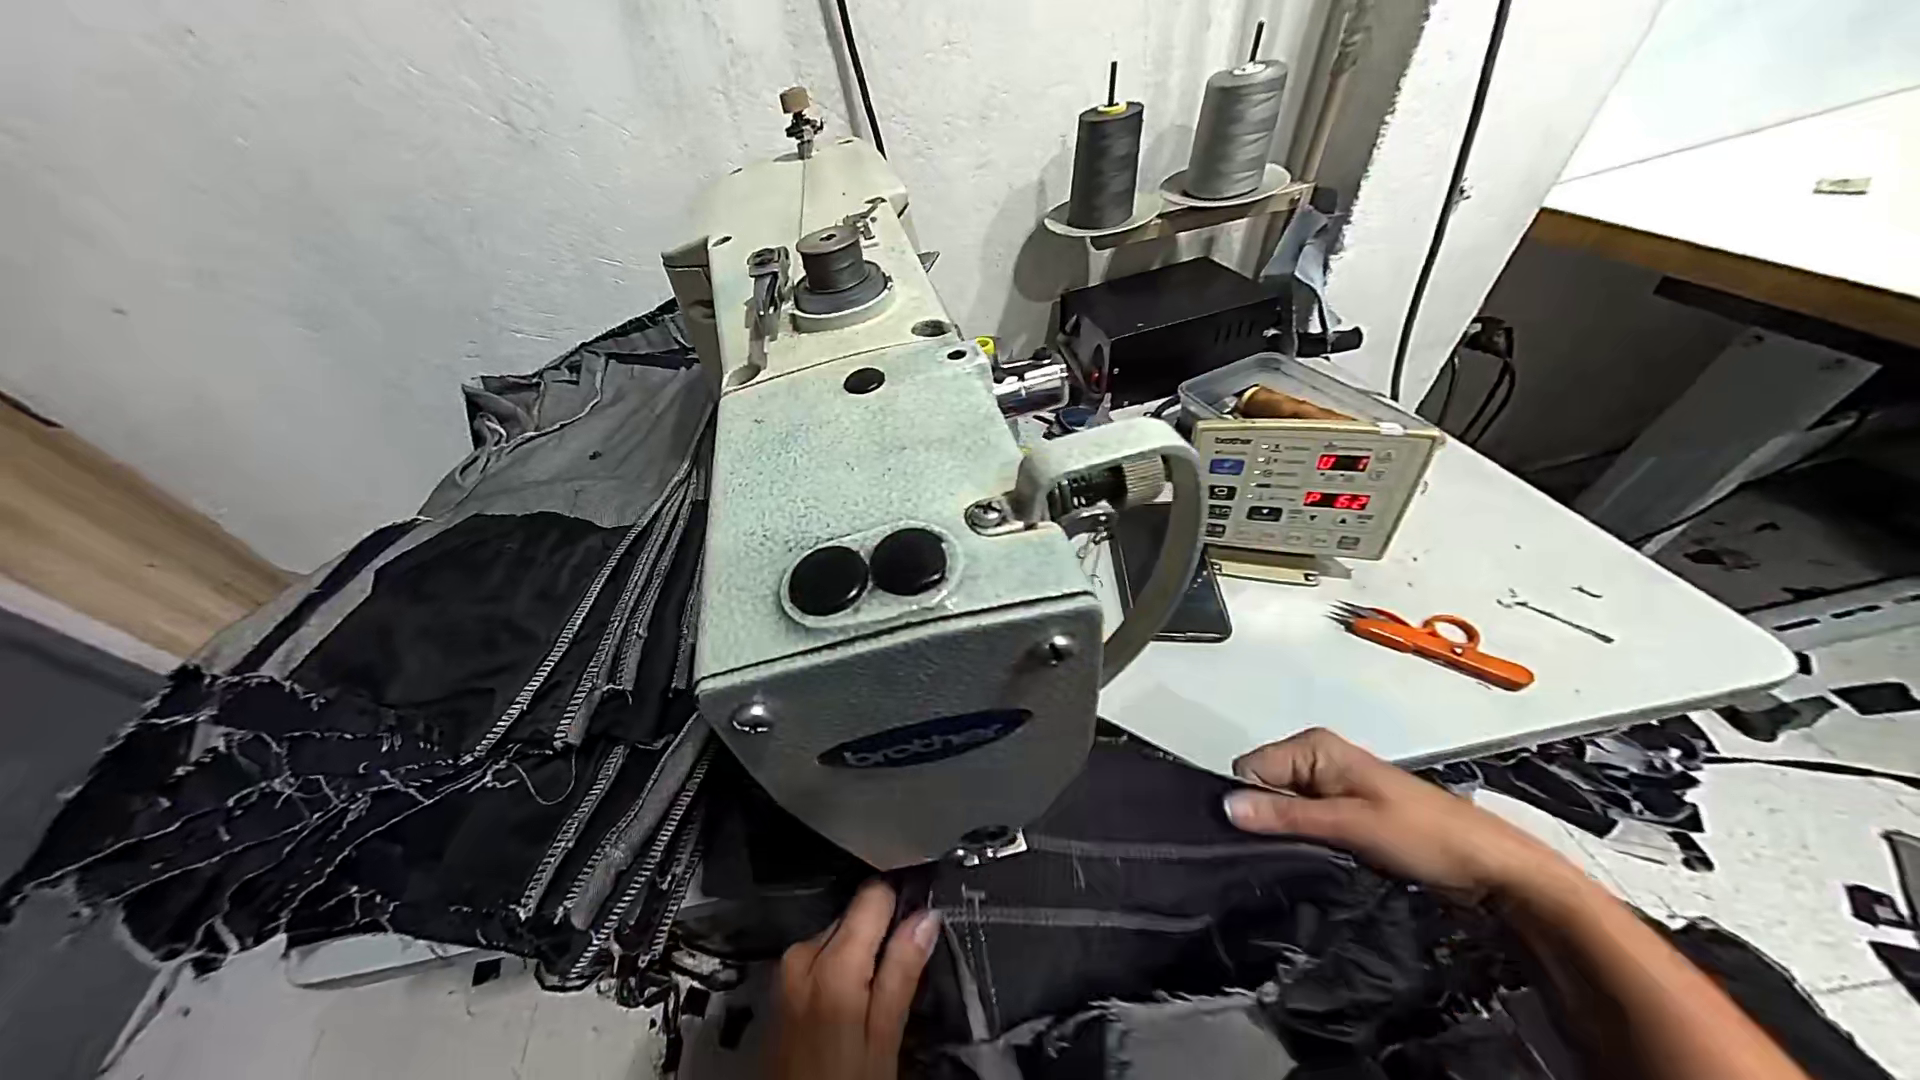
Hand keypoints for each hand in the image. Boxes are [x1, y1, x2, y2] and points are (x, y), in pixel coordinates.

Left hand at [771, 880, 940, 1079]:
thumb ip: (902, 971)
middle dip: (881, 931)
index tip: (923, 913)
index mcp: (833, 963)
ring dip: (858, 951)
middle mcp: (802, 953)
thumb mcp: (883, 1041)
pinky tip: (850, 1001)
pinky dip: (837, 967)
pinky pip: (816, 957)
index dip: (902, 899)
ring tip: (878, 988)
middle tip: (906, 962)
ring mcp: (783, 970)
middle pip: (853, 914)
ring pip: (836, 934)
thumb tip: (927, 914)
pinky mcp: (775, 986)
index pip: (873, 895)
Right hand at [1222, 727, 1576, 903]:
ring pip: (1280, 804)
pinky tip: (1322, 853)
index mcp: (1314, 746)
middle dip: (1269, 816)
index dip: (1250, 802)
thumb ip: (1285, 814)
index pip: (1249, 768)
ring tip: (1315, 851)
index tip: (1264, 834)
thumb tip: (1227, 807)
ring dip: (1288, 829)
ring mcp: (1329, 783)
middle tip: (1297, 845)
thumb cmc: (1427, 836)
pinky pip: (1300, 817)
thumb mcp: (1349, 824)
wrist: (1492, 868)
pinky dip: (1304, 836)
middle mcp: (1316, 757)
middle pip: (1262, 784)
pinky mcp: (1340, 808)